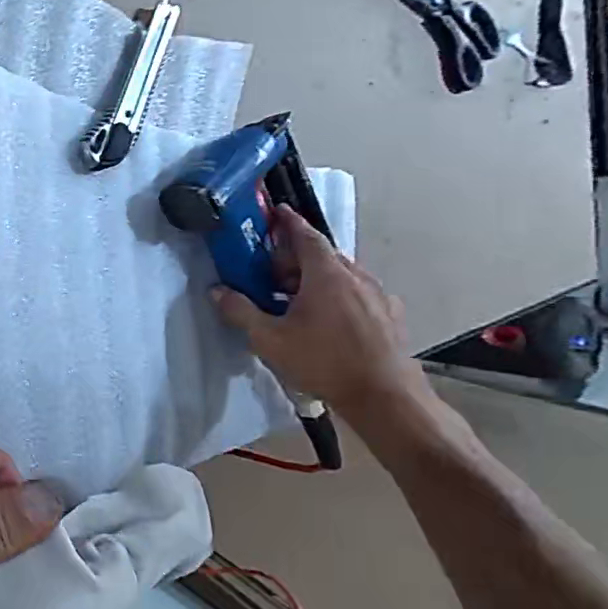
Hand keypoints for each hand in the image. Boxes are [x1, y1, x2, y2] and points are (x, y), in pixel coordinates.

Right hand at [212, 205, 428, 421]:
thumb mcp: (270, 339)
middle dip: (296, 259)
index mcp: (326, 273)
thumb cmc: (323, 362)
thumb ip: (240, 311)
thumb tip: (217, 291)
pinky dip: (340, 297)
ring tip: (297, 301)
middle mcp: (356, 276)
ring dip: (317, 280)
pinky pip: (359, 295)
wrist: (384, 397)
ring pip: (342, 276)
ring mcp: (378, 295)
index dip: (288, 222)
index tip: (277, 211)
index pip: (305, 235)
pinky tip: (330, 321)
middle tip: (273, 273)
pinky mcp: (390, 316)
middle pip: (322, 255)